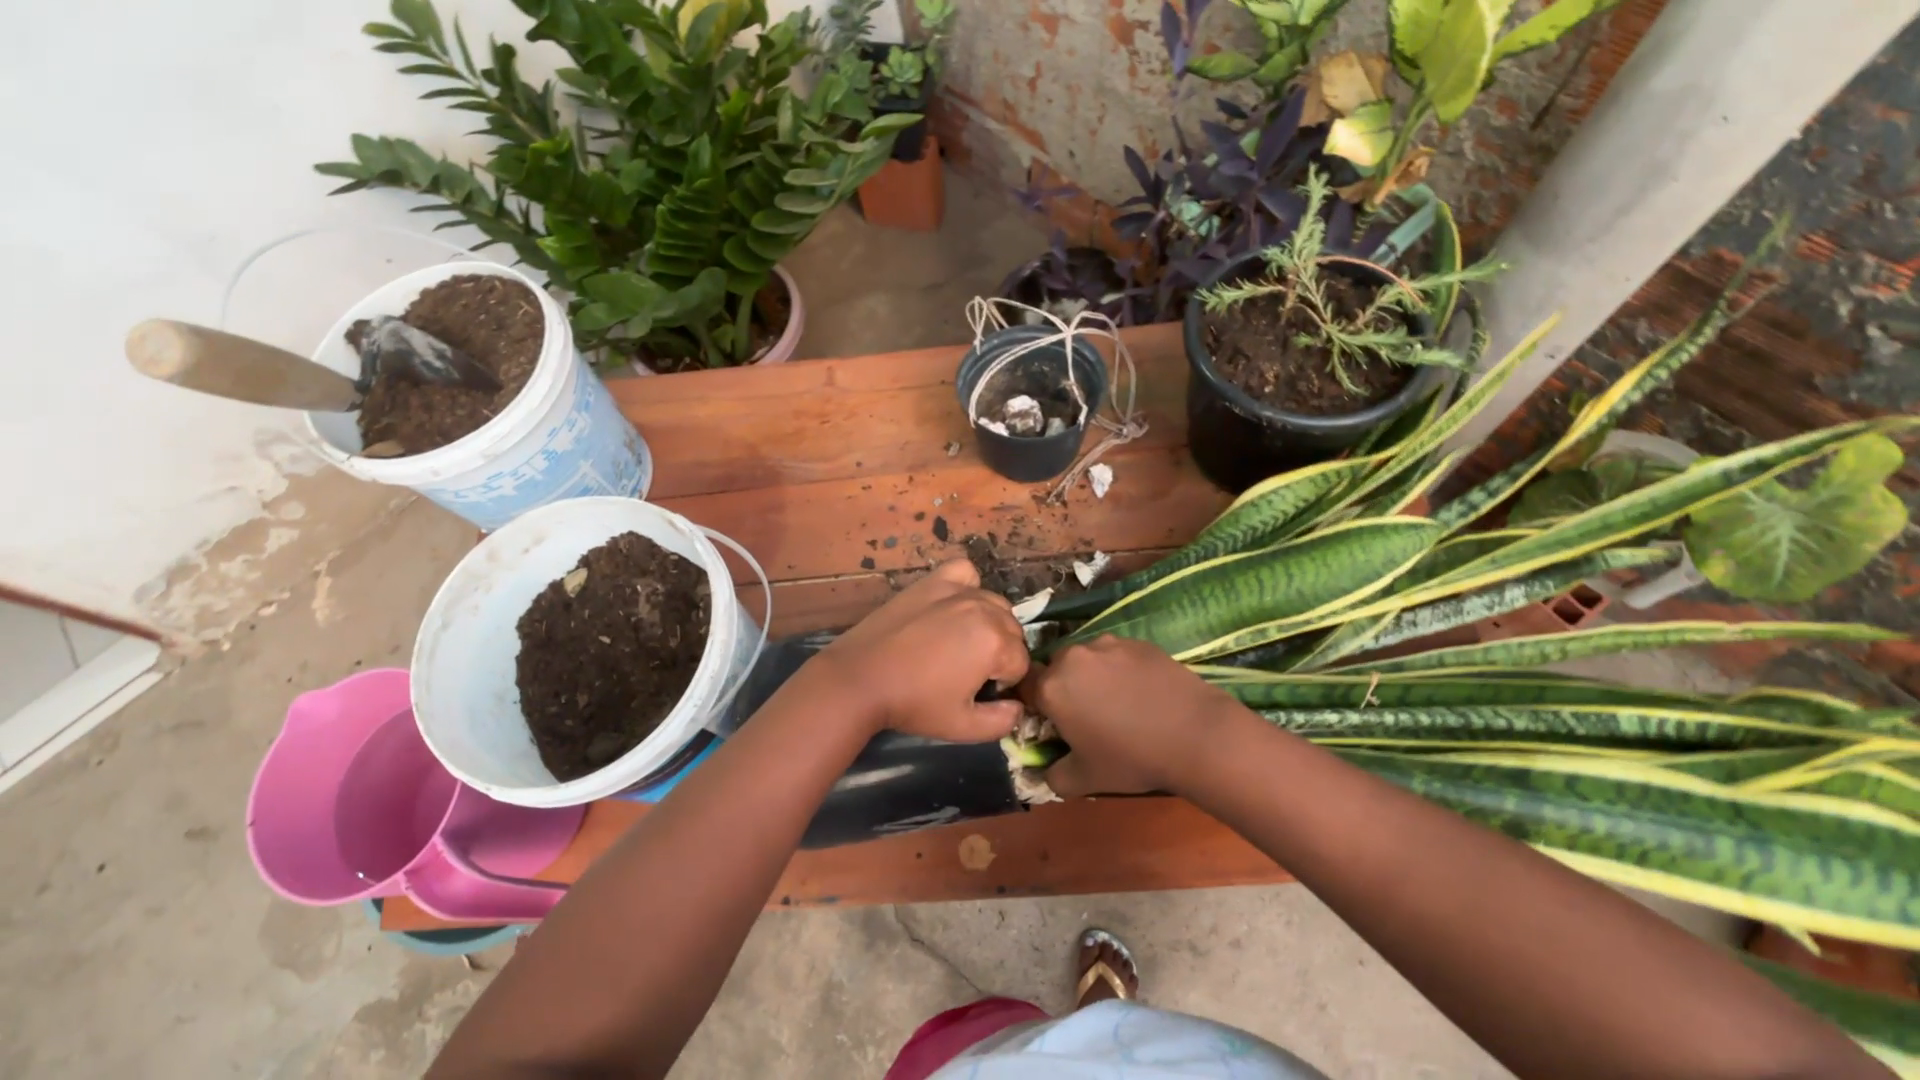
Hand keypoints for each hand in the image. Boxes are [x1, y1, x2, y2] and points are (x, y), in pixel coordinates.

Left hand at [804, 560, 1029, 741]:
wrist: (859, 679)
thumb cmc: (913, 704)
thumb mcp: (963, 727)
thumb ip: (1002, 721)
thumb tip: (1018, 707)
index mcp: (995, 644)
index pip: (1021, 663)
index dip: (1004, 683)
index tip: (979, 692)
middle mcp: (983, 610)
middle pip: (1012, 631)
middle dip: (1000, 653)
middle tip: (969, 673)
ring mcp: (957, 591)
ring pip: (995, 604)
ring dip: (989, 623)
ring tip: (962, 644)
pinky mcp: (932, 582)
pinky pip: (965, 573)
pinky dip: (968, 586)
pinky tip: (956, 606)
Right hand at [1019, 635, 1242, 796]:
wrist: (1196, 735)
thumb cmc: (1132, 758)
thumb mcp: (1084, 779)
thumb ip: (1051, 775)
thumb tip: (1041, 771)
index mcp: (1052, 687)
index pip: (1024, 686)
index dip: (1034, 705)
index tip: (1050, 723)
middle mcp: (1074, 657)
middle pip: (1056, 669)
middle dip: (1064, 688)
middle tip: (1085, 716)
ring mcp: (1109, 644)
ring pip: (1087, 659)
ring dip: (1092, 676)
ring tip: (1117, 703)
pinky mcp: (1139, 642)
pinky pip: (1117, 655)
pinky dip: (1120, 670)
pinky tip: (1141, 694)